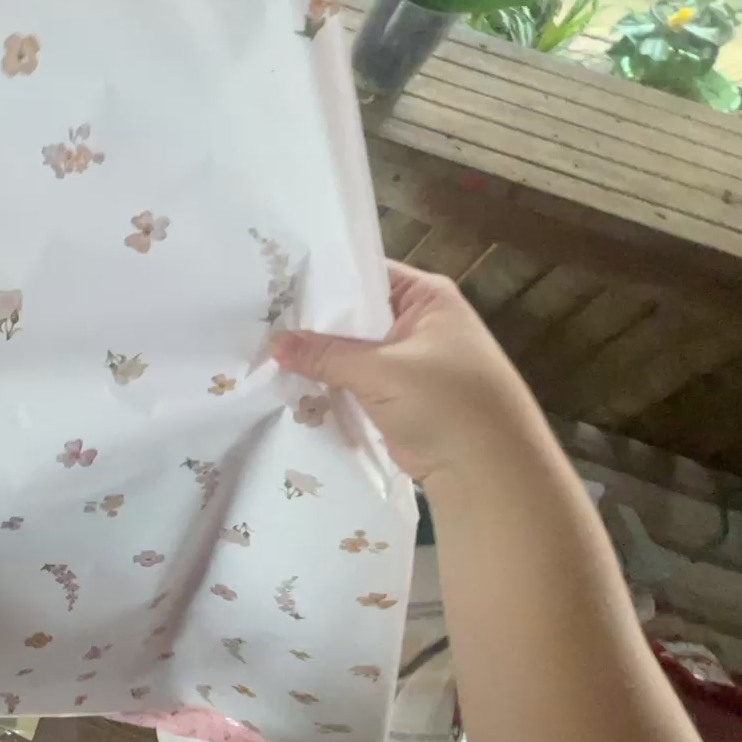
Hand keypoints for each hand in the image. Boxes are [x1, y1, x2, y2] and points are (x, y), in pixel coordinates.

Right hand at [271, 260, 550, 482]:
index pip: (364, 273)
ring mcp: (401, 360)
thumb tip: (272, 343)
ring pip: (346, 350)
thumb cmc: (447, 402)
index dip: (321, 277)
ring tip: (262, 349)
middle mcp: (413, 322)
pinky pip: (347, 380)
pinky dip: (323, 382)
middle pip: (350, 313)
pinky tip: (285, 381)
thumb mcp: (381, 371)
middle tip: (258, 318)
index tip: (274, 284)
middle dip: (309, 321)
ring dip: (313, 356)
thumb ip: (324, 355)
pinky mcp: (389, 394)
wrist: (483, 467)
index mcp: (425, 297)